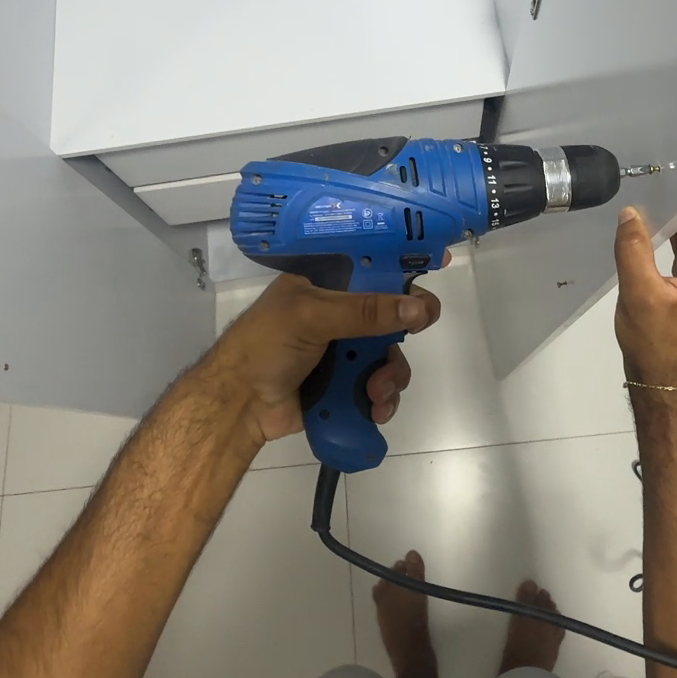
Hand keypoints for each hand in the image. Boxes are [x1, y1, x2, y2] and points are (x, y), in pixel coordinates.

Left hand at [208, 274, 440, 444]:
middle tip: (406, 342)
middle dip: (403, 334)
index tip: (439, 268)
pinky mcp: (346, 385)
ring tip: (376, 393)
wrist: (237, 405)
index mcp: (329, 283)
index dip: (406, 270)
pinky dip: (383, 399)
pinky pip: (380, 388)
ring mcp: (345, 350)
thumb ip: (364, 311)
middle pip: (393, 316)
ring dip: (391, 376)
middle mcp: (341, 313)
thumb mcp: (312, 316)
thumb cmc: (265, 345)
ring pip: (390, 356)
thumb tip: (418, 309)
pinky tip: (375, 410)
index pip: (376, 267)